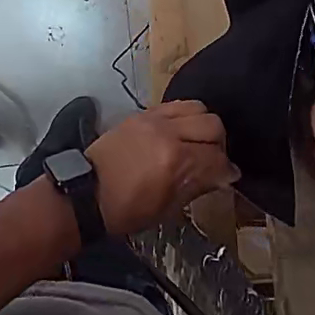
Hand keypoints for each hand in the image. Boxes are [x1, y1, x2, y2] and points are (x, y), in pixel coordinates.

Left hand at [87, 100, 239, 235]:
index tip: (229, 177)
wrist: (85, 192)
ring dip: (204, 125)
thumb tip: (220, 176)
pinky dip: (186, 115)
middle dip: (220, 145)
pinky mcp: (143, 113)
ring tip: (198, 141)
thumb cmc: (125, 209)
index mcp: (175, 161)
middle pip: (213, 125)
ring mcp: (155, 119)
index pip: (217, 158)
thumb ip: (196, 186)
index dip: (227, 170)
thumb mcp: (165, 208)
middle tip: (214, 159)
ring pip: (198, 108)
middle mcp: (168, 133)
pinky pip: (176, 104)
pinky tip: (181, 131)